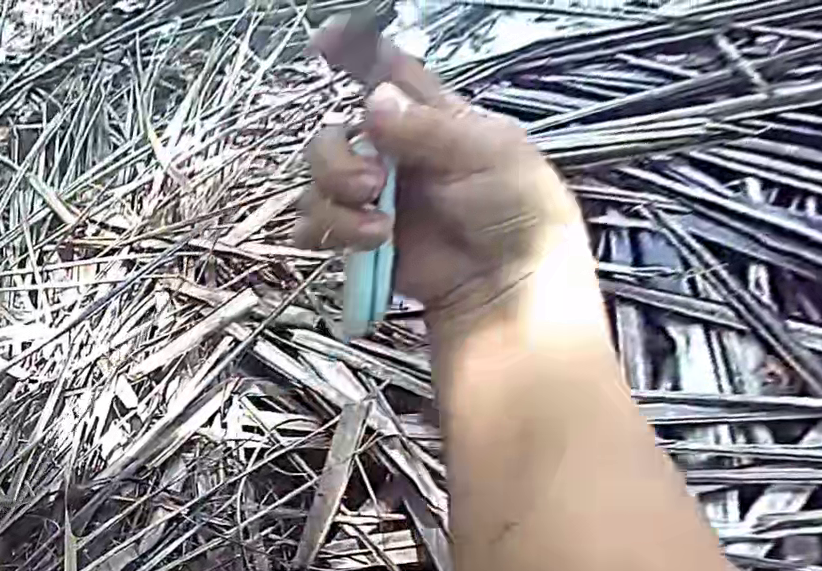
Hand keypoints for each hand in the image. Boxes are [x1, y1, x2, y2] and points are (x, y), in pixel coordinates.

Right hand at [292, 21, 592, 334]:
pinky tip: (365, 244)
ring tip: (380, 230)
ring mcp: (364, 199)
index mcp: (426, 118)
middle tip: (371, 187)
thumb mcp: (485, 153)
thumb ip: (426, 129)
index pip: (384, 71)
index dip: (353, 50)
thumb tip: (372, 102)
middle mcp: (386, 154)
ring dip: (339, 209)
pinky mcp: (349, 238)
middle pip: (328, 139)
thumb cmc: (510, 208)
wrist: (495, 279)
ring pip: (314, 188)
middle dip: (338, 164)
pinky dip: (329, 235)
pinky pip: (311, 228)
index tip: (322, 41)